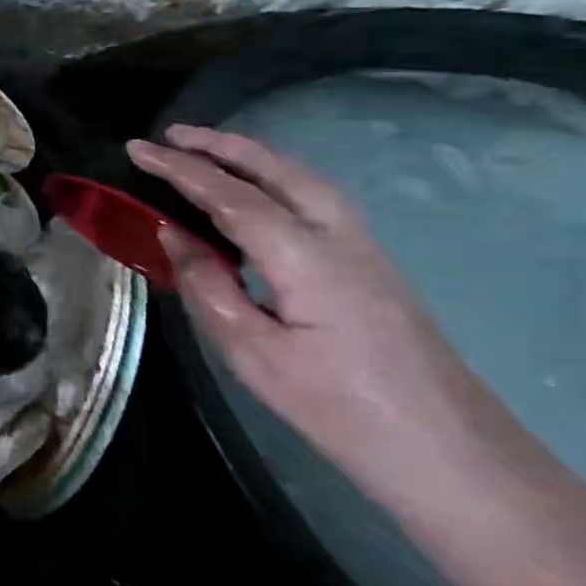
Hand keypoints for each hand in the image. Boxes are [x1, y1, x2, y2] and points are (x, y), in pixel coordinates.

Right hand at [129, 125, 502, 488]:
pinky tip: (258, 190)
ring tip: (206, 148)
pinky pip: (311, 193)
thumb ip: (209, 287)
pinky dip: (272, 174)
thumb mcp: (256, 357)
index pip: (228, 194)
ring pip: (297, 174)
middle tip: (170, 134)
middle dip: (217, 144)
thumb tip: (172, 234)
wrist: (449, 451)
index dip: (178, 168)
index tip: (136, 148)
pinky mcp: (369, 256)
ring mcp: (361, 240)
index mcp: (304, 254)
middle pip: (271, 167)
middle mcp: (336, 230)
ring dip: (247, 154)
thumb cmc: (341, 411)